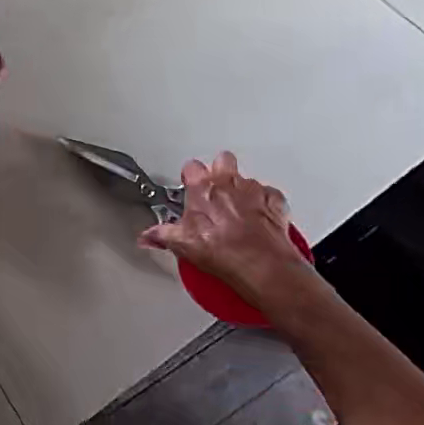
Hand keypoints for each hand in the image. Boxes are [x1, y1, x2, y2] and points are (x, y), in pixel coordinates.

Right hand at [138, 152, 319, 312]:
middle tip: (214, 190)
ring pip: (247, 178)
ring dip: (242, 190)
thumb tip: (149, 236)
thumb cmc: (222, 250)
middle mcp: (229, 182)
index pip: (191, 167)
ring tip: (237, 210)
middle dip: (219, 170)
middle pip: (223, 160)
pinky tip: (259, 219)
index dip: (189, 175)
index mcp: (203, 187)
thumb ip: (162, 234)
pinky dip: (265, 204)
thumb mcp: (181, 244)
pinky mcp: (274, 202)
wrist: (259, 264)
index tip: (188, 187)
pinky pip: (269, 195)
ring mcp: (254, 190)